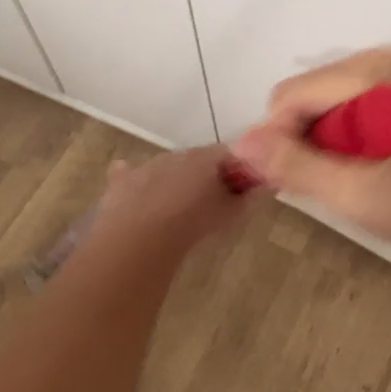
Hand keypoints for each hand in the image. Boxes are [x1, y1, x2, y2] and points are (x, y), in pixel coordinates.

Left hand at [89, 147, 251, 254]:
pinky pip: (131, 175)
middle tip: (212, 203)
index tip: (242, 190)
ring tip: (179, 210)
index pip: (229, 153)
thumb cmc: (194, 224)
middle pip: (198, 160)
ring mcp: (147, 165)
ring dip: (176, 181)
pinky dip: (139, 183)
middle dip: (206, 176)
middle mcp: (176, 154)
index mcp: (205, 157)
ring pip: (167, 168)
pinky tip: (141, 198)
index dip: (238, 170)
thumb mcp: (233, 215)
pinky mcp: (122, 181)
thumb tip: (268, 186)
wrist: (141, 238)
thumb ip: (253, 198)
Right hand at [232, 49, 390, 255]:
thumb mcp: (357, 192)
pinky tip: (369, 177)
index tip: (288, 187)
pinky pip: (347, 117)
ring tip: (355, 186)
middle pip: (304, 101)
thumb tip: (239, 146)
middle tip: (331, 191)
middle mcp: (377, 63)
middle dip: (303, 146)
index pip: (287, 99)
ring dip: (325, 151)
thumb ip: (295, 167)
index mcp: (368, 73)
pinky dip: (345, 149)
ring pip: (323, 112)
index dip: (277, 143)